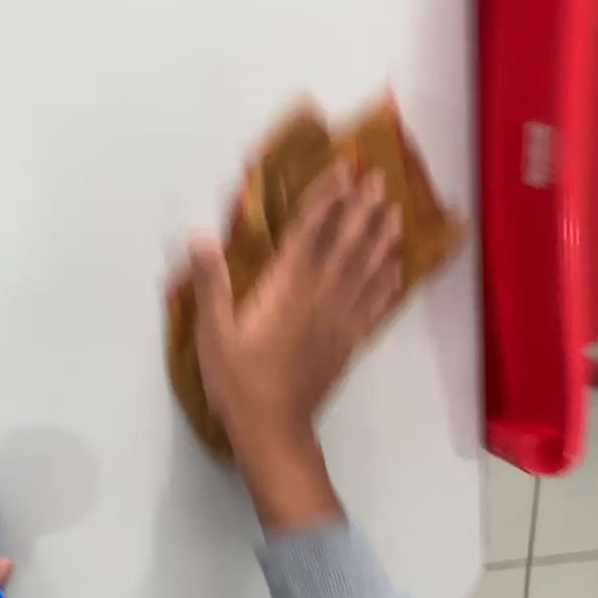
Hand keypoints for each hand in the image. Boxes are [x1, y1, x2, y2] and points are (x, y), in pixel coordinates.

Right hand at [180, 164, 404, 530]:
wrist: (272, 429)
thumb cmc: (237, 382)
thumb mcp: (212, 335)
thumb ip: (211, 285)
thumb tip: (201, 235)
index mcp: (284, 291)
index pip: (309, 233)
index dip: (325, 199)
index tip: (342, 168)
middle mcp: (318, 298)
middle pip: (345, 245)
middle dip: (361, 209)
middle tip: (378, 179)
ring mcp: (338, 321)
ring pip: (366, 270)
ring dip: (381, 238)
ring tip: (394, 211)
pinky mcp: (347, 343)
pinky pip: (374, 306)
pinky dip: (387, 283)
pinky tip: (397, 268)